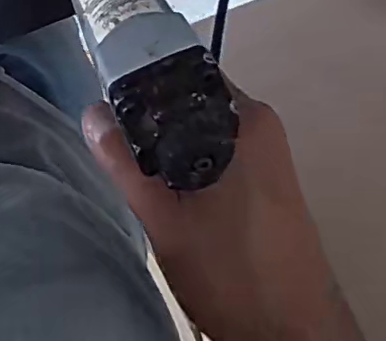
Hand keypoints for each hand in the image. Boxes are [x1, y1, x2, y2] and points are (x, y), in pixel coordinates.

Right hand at [85, 86, 364, 340]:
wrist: (292, 335)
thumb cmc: (234, 272)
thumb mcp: (167, 220)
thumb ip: (126, 164)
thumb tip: (92, 114)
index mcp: (248, 116)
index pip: (186, 71)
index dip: (145, 77)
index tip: (110, 93)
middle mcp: (261, 122)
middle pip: (193, 99)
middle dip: (154, 115)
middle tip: (117, 135)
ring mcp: (267, 150)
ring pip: (202, 126)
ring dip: (171, 141)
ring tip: (137, 162)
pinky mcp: (266, 176)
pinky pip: (217, 148)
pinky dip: (190, 159)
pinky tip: (169, 186)